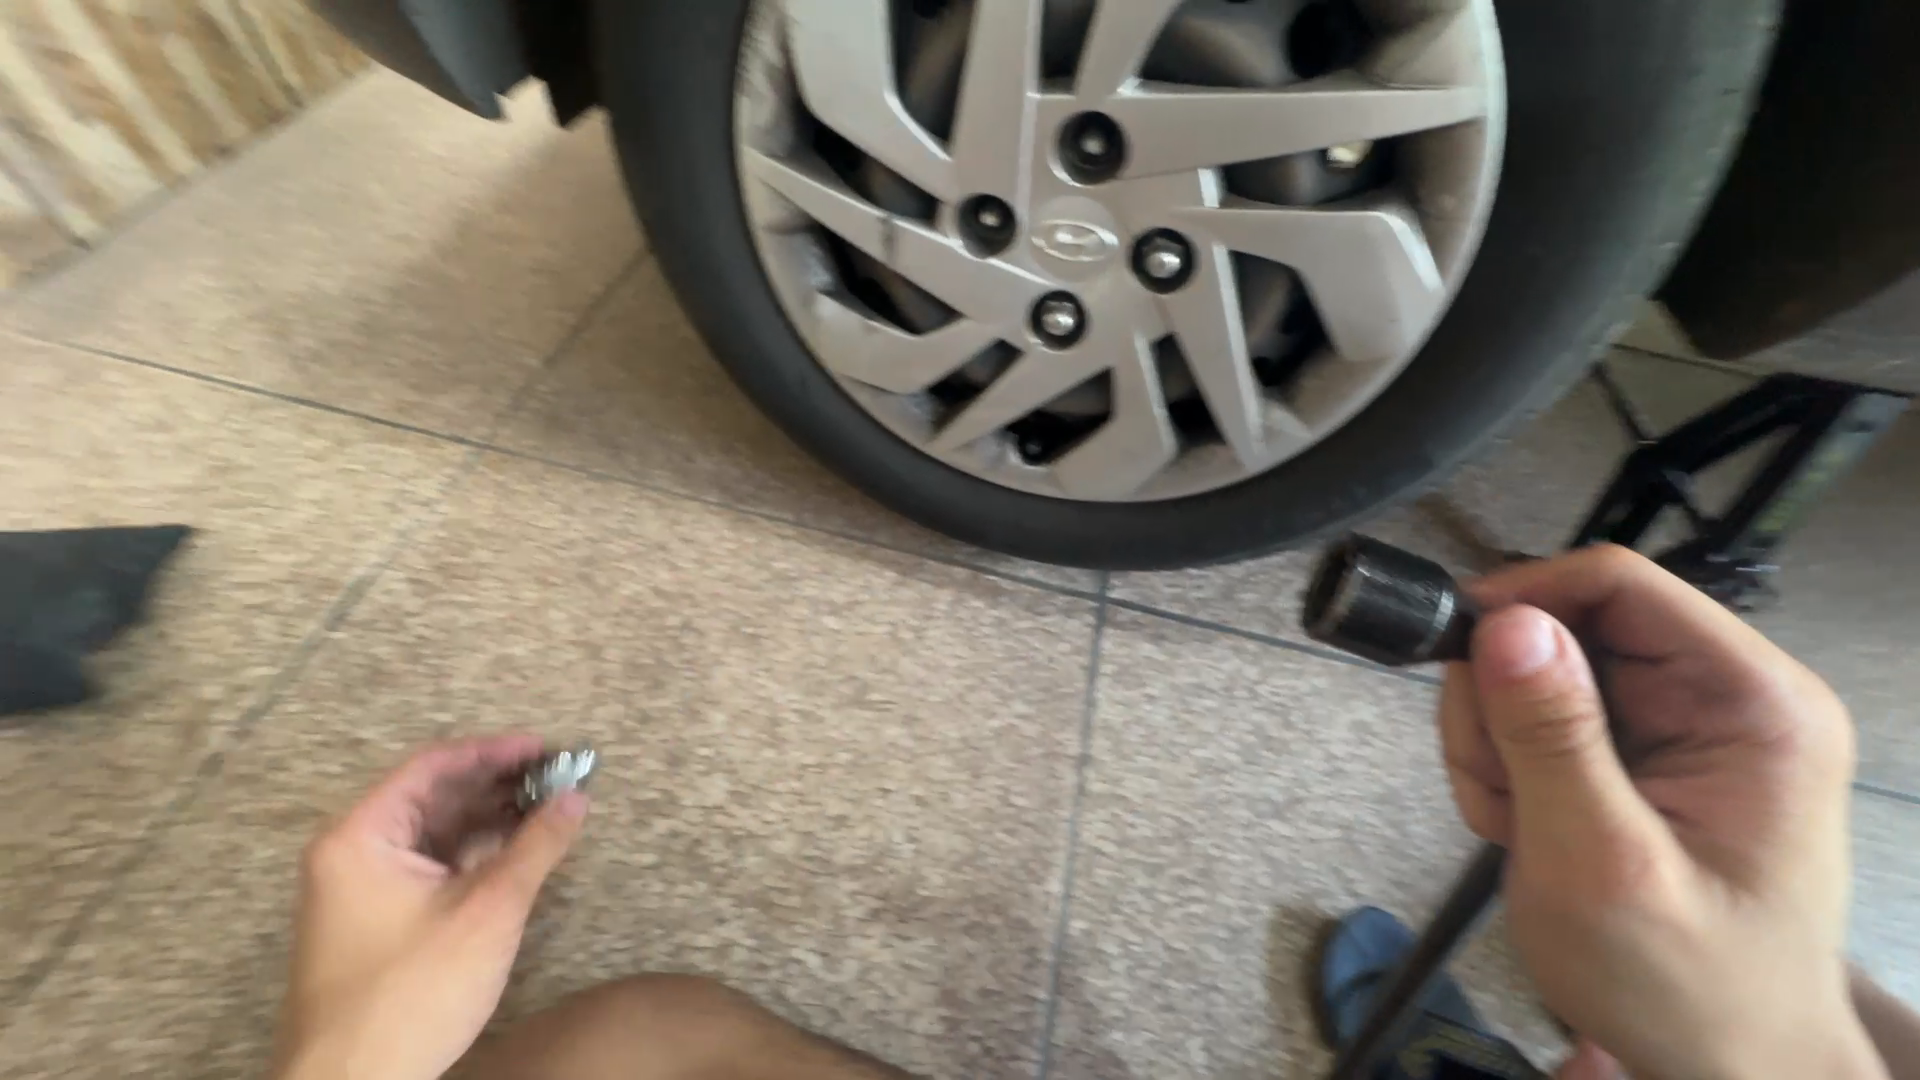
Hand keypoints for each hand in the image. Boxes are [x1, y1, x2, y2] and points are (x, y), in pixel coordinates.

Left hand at [271, 736, 587, 1079]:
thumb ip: (537, 845)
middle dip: (500, 782)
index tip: (547, 748)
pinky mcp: (383, 915)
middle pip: (436, 794)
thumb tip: (578, 797)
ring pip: (439, 828)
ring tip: (552, 804)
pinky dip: (480, 847)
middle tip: (560, 774)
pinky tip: (522, 845)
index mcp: (363, 837)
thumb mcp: (488, 909)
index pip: (433, 765)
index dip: (494, 750)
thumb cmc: (413, 988)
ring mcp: (366, 886)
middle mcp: (357, 852)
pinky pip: (436, 860)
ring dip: (494, 814)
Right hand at [1437, 546, 1884, 1079]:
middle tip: (1501, 788)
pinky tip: (1524, 822)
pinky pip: (1517, 713)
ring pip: (1518, 670)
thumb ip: (1550, 736)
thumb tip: (1503, 621)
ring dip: (1489, 744)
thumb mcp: (1598, 860)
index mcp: (1747, 701)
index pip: (1614, 582)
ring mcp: (1663, 718)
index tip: (1452, 658)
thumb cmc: (1677, 979)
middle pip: (1551, 625)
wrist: (1712, 1058)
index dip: (1520, 601)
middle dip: (1498, 704)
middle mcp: (1712, 691)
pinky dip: (1496, 765)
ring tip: (1518, 821)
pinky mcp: (1620, 744)